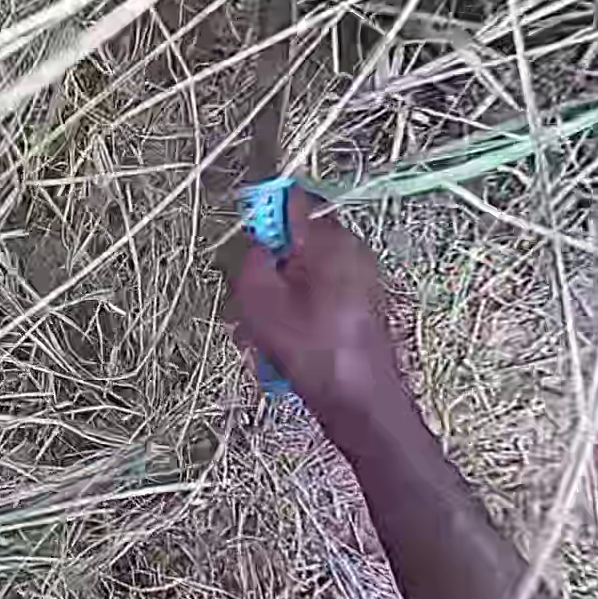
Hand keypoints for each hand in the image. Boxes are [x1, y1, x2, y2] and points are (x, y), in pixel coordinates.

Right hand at [228, 188, 402, 417]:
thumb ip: (249, 259)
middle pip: (291, 241)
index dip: (259, 213)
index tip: (239, 239)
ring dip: (270, 295)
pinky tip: (275, 341)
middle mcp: (349, 251)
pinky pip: (312, 293)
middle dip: (261, 267)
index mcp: (330, 240)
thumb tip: (250, 243)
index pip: (291, 200)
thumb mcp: (259, 299)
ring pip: (298, 272)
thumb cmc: (309, 347)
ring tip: (254, 330)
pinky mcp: (355, 304)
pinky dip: (289, 309)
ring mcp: (356, 278)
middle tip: (243, 298)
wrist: (358, 398)